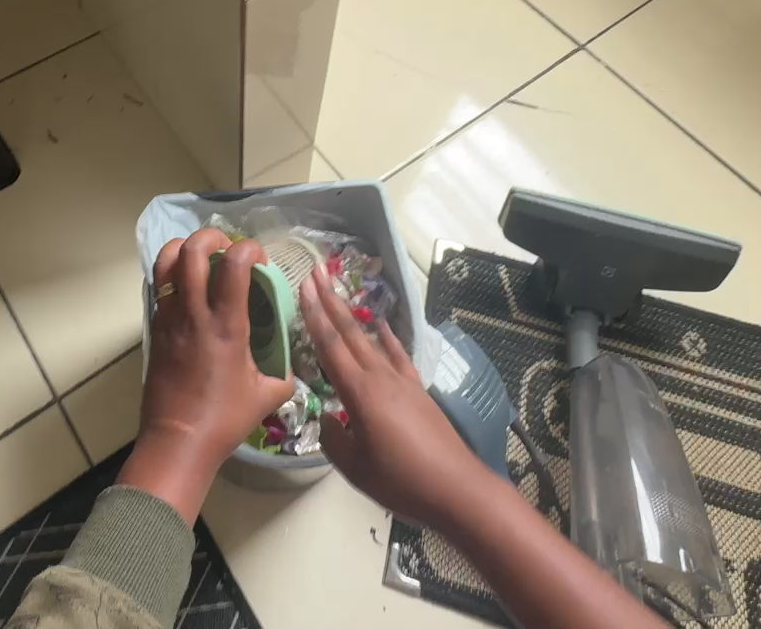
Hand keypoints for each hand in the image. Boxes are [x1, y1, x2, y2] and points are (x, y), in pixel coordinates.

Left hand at [119, 229, 295, 521]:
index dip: (250, 249)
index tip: (260, 261)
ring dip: (186, 248)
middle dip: (213, 237)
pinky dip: (173, 272)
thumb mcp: (267, 395)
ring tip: (203, 256)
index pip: (235, 264)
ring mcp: (169, 317)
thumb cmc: (223, 419)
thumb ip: (283, 371)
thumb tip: (290, 360)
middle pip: (193, 250)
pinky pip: (159, 284)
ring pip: (167, 261)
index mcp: (226, 325)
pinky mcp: (154, 327)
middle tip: (228, 248)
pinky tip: (189, 285)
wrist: (177, 441)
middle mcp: (194, 313)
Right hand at [299, 264, 494, 530]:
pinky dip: (388, 337)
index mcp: (359, 392)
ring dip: (351, 315)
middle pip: (349, 331)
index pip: (330, 345)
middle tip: (315, 272)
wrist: (456, 489)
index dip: (314, 314)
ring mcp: (401, 380)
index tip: (304, 286)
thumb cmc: (401, 480)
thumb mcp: (354, 467)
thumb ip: (333, 438)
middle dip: (329, 300)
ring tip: (339, 294)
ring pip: (371, 339)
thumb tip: (328, 418)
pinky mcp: (417, 389)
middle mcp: (380, 376)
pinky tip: (383, 326)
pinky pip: (397, 354)